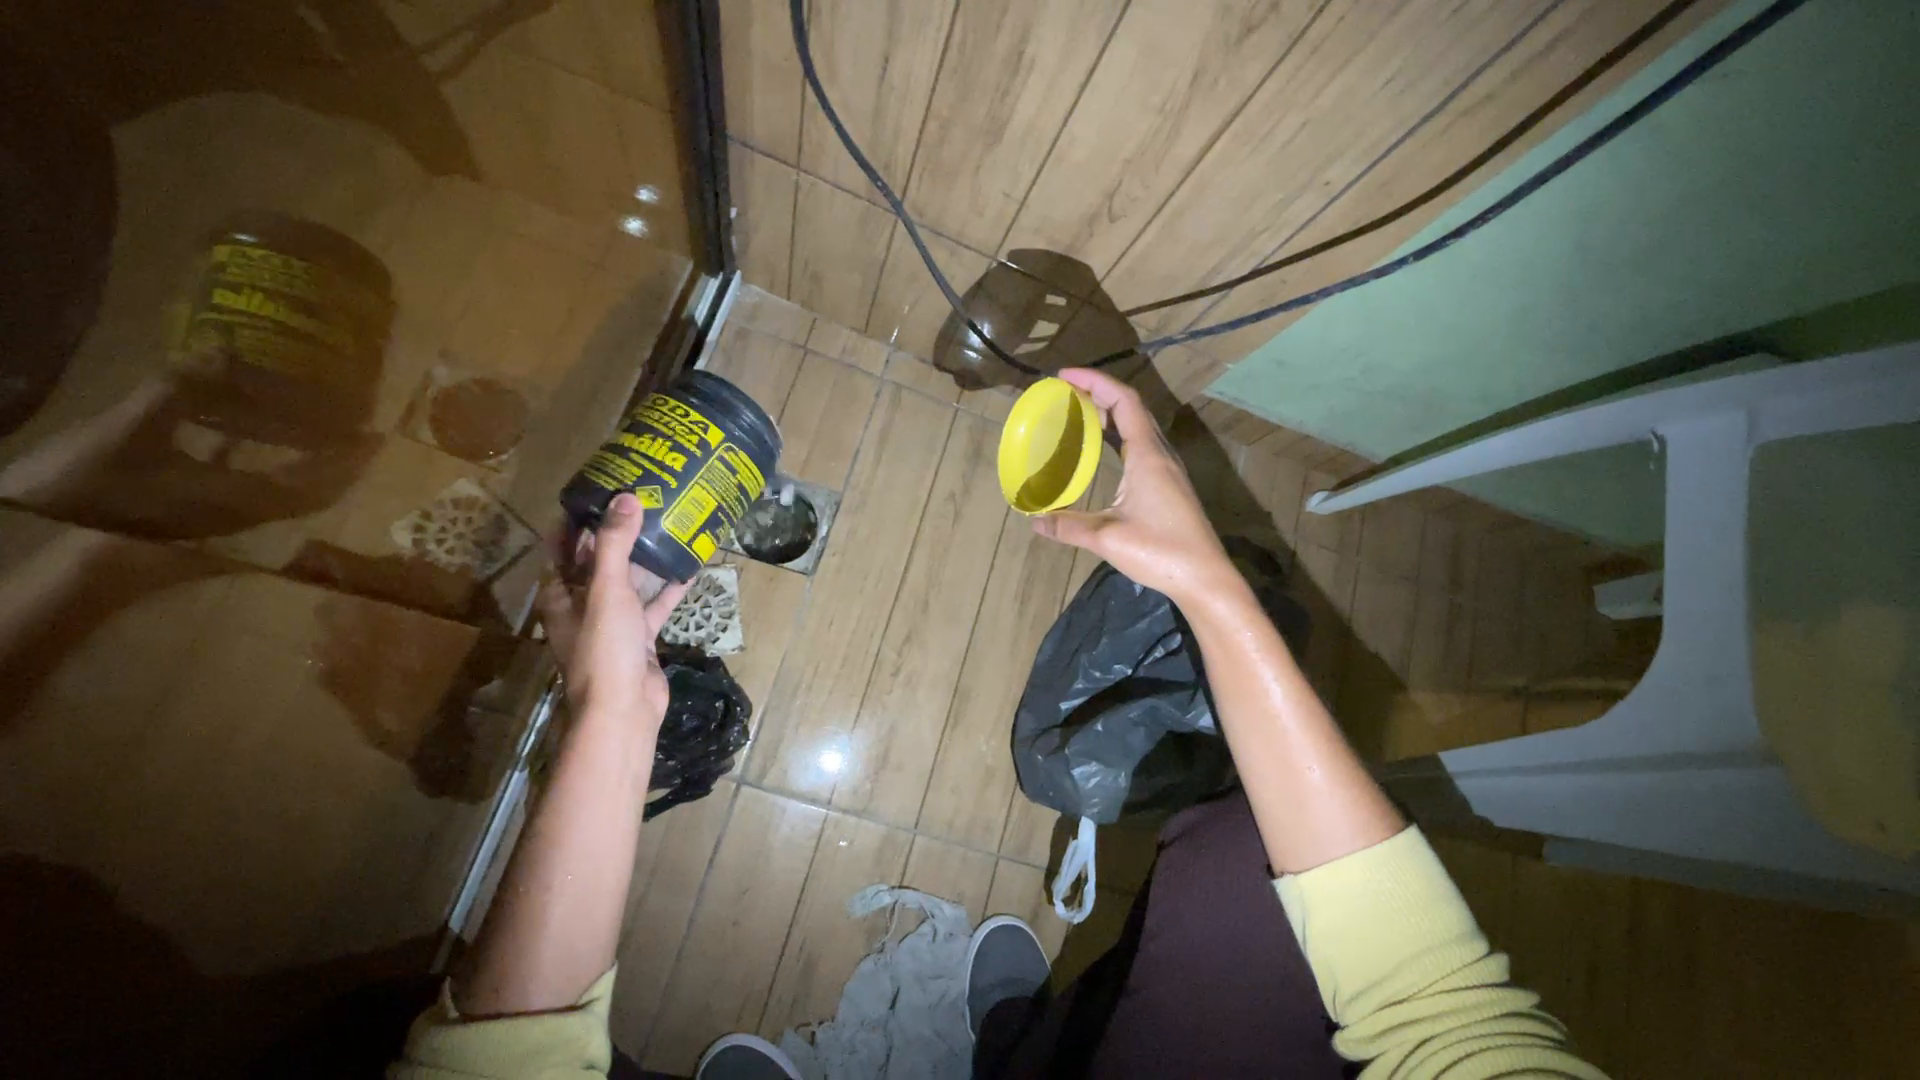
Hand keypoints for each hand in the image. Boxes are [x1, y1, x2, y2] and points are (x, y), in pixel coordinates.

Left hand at [536, 493, 689, 727]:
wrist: (623, 708)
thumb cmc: (604, 648)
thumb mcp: (607, 590)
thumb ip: (615, 544)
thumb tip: (626, 497)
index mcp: (560, 592)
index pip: (561, 545)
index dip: (576, 517)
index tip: (600, 488)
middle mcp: (581, 604)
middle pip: (596, 561)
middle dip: (615, 533)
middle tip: (641, 500)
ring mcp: (611, 623)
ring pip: (627, 582)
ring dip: (643, 559)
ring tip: (666, 527)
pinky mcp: (638, 638)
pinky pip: (653, 606)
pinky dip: (667, 589)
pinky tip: (688, 568)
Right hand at [1030, 368, 1236, 606]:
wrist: (1204, 577)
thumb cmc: (1160, 551)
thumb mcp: (1106, 539)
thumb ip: (1068, 526)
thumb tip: (1035, 520)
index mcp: (1148, 456)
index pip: (1123, 401)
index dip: (1095, 382)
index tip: (1064, 376)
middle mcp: (1161, 455)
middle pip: (1131, 408)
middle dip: (1098, 393)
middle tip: (1065, 394)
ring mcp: (1168, 470)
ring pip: (1139, 427)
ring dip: (1110, 414)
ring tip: (1080, 415)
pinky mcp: (1170, 486)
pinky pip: (1142, 445)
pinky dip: (1119, 436)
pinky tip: (1104, 452)